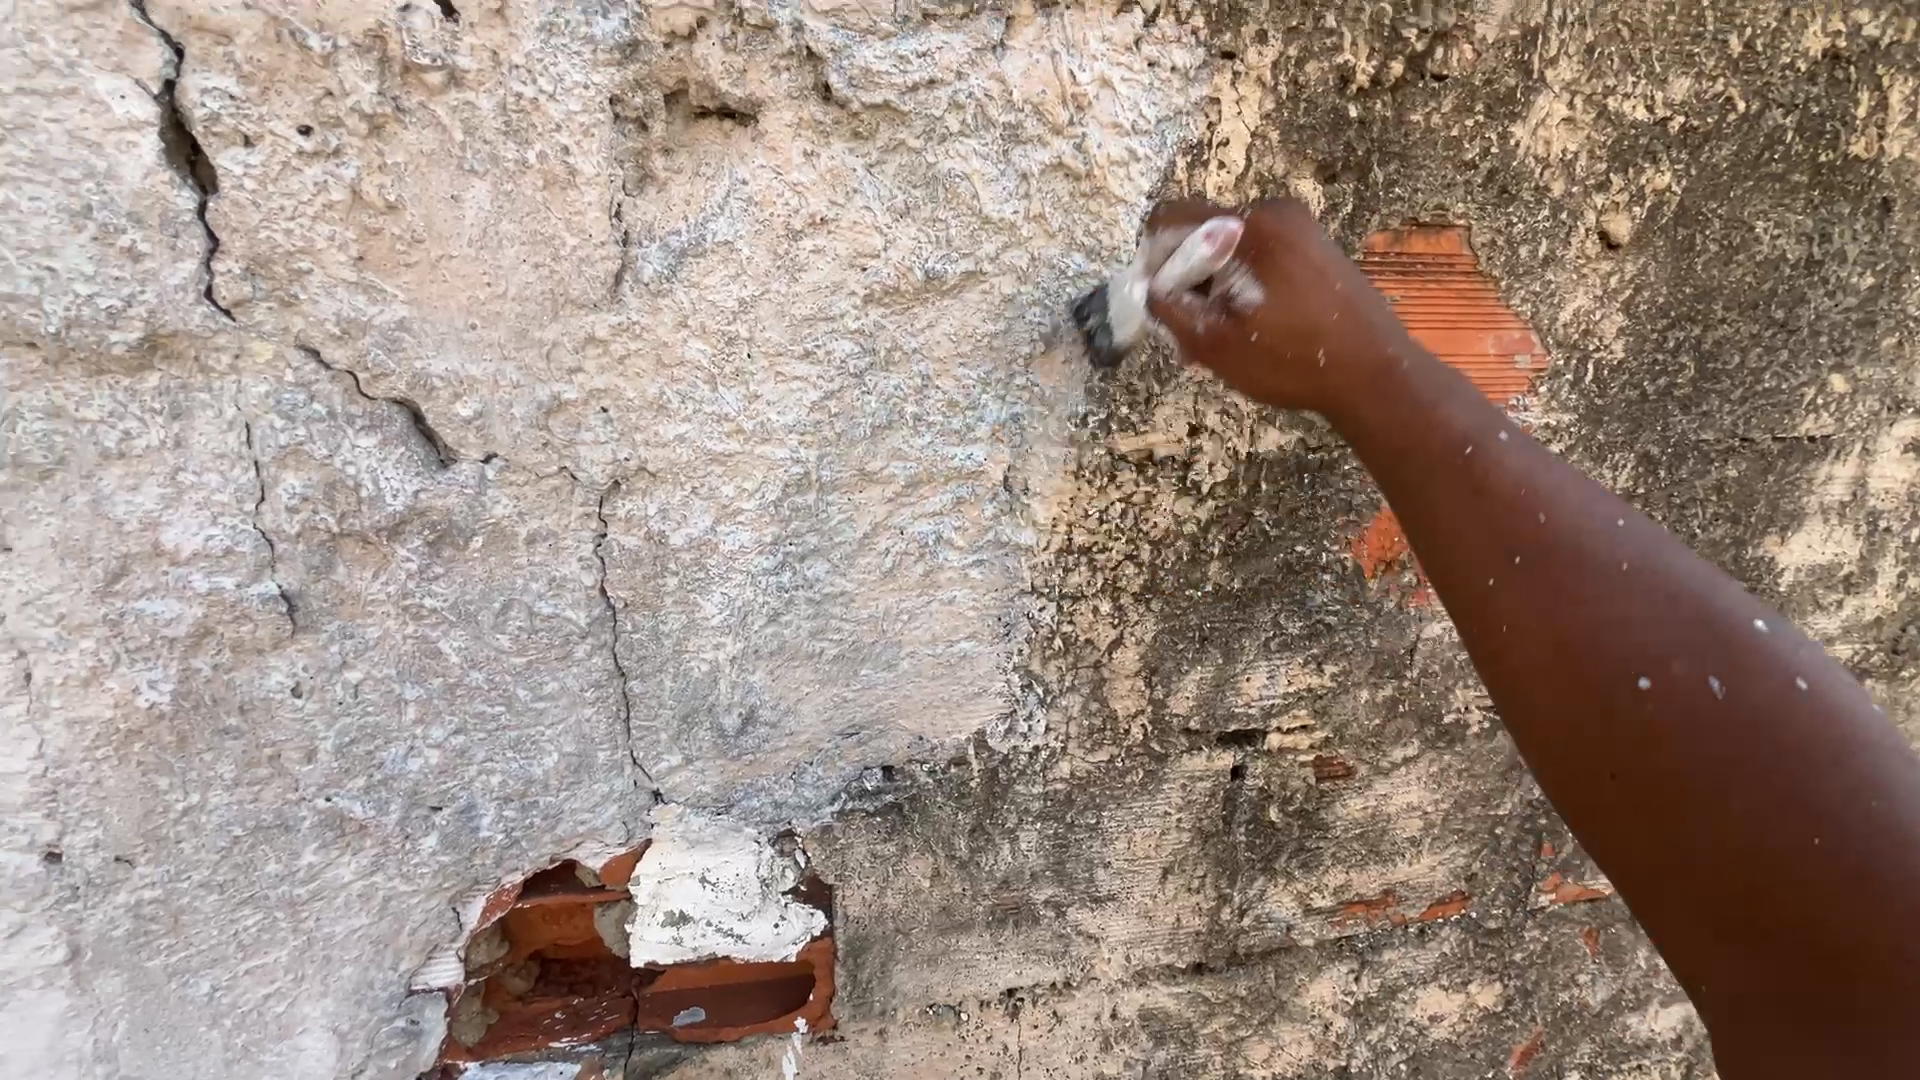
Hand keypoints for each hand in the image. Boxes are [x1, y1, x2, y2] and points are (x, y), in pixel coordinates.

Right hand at [1143, 197, 1413, 413]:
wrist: (1375, 375)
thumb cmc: (1293, 361)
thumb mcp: (1216, 343)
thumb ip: (1171, 310)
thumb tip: (1148, 289)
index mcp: (1252, 226)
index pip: (1174, 217)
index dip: (1151, 257)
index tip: (1152, 299)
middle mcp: (1277, 213)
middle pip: (1202, 235)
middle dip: (1183, 281)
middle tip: (1183, 332)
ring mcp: (1300, 228)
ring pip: (1227, 251)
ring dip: (1209, 290)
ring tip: (1212, 340)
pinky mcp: (1313, 248)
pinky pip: (1256, 257)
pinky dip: (1238, 288)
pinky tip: (1242, 329)